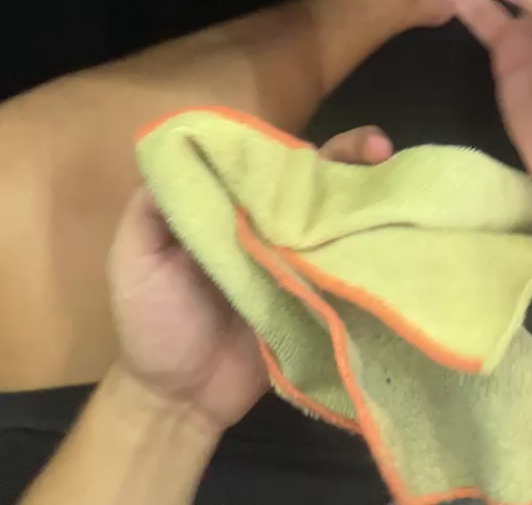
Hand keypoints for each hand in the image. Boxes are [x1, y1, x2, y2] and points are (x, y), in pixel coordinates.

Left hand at [106, 126, 396, 432]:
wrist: (179, 402)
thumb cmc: (152, 324)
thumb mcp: (133, 260)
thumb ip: (151, 209)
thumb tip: (181, 145)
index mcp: (233, 206)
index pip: (268, 160)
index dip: (296, 141)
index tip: (312, 130)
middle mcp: (272, 222)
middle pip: (316, 179)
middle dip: (350, 155)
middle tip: (380, 147)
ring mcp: (299, 258)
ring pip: (338, 213)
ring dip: (370, 192)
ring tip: (397, 179)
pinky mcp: (319, 293)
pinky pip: (348, 262)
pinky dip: (372, 242)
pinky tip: (397, 229)